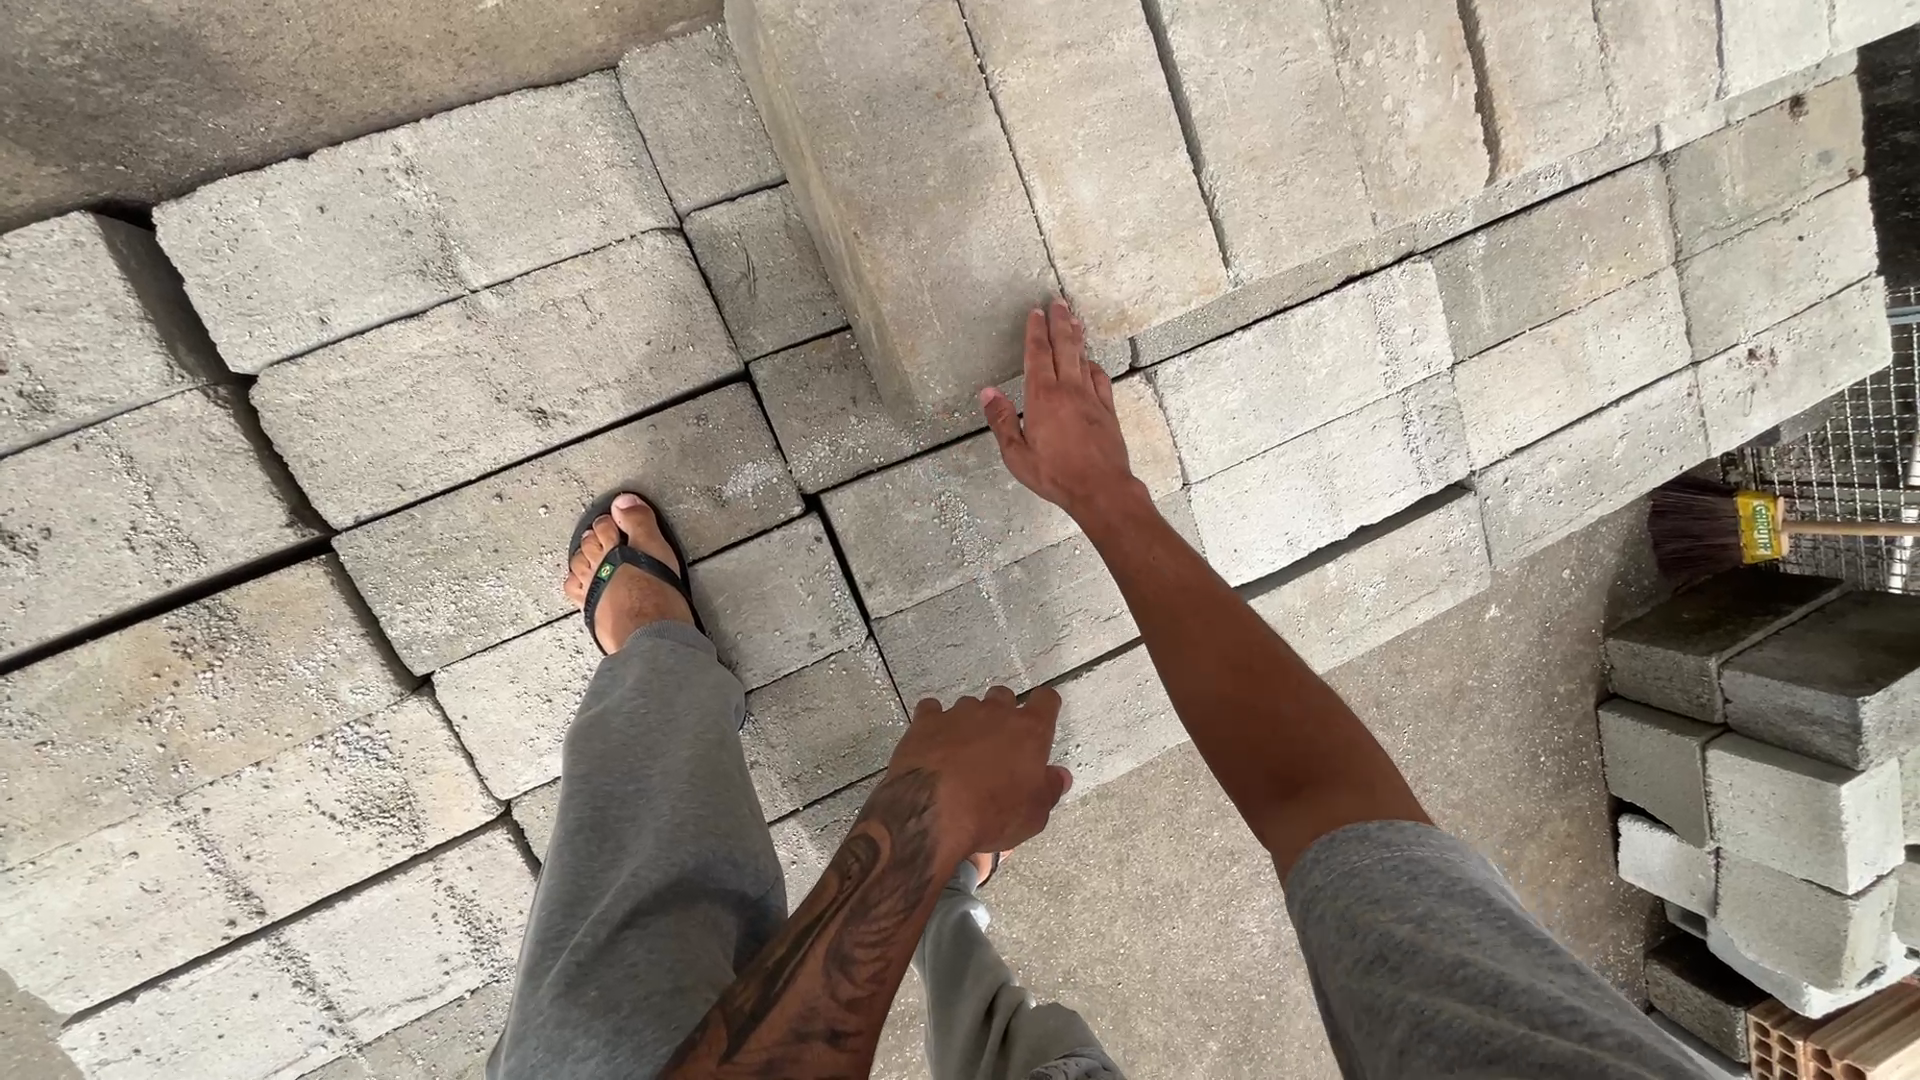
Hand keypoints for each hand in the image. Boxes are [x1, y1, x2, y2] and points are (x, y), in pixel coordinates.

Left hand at [888, 687, 1073, 856]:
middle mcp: (995, 713)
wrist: (932, 811)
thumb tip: (1059, 777)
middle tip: (999, 743)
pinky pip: (932, 710)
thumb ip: (1049, 789)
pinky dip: (935, 723)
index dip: (1045, 707)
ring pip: (969, 705)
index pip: (1046, 700)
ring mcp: (959, 713)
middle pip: (1004, 697)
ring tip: (963, 752)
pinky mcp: (927, 721)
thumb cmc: (990, 814)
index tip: (1042, 716)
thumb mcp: (1033, 814)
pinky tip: (933, 742)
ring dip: (970, 722)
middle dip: (1003, 714)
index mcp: (1029, 731)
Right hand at [981, 300, 1145, 522]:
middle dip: (1060, 322)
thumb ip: (1001, 420)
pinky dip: (1093, 365)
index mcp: (1042, 397)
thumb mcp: (1016, 454)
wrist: (1101, 488)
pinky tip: (1091, 363)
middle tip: (1058, 303)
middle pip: (1064, 347)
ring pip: (1083, 358)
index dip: (1036, 331)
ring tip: (1074, 321)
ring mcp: (1091, 398)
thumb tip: (987, 392)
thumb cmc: (1055, 474)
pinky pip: (1100, 378)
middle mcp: (1068, 390)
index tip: (1036, 313)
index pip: (1038, 355)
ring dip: (1077, 338)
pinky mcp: (1107, 410)